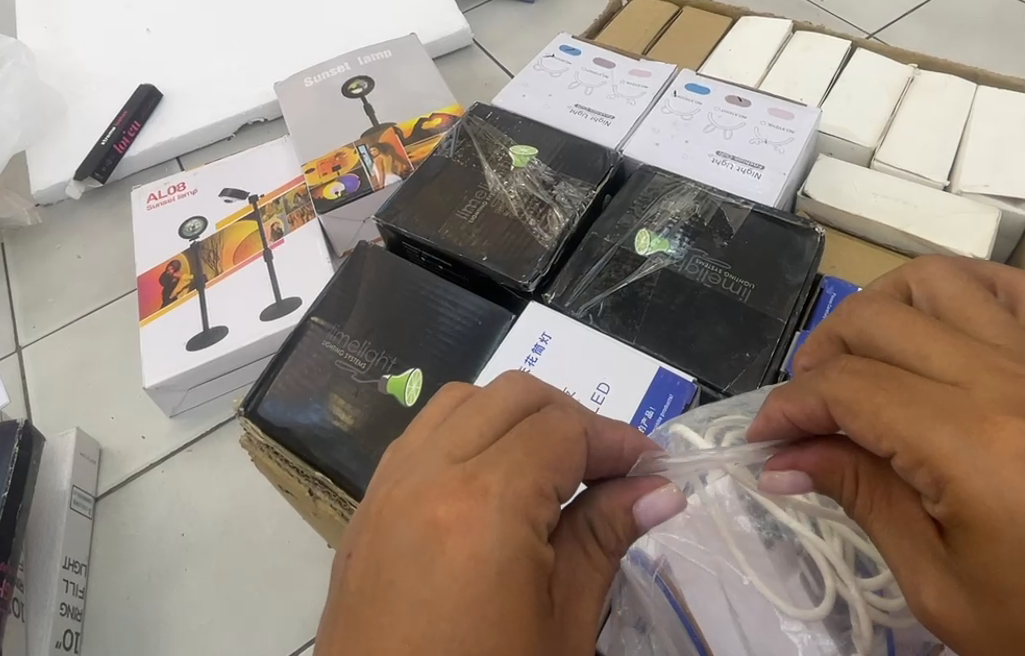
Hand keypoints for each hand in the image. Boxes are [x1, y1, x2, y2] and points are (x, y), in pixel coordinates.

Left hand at [316, 372, 687, 655]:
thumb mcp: (563, 629)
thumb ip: (604, 538)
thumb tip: (658, 489)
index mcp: (484, 503)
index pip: (563, 430)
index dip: (615, 440)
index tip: (651, 466)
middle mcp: (429, 473)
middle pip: (513, 395)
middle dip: (569, 417)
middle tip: (607, 468)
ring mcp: (388, 487)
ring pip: (461, 401)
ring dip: (513, 416)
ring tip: (550, 468)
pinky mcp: (366, 510)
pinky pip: (421, 436)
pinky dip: (465, 433)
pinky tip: (491, 481)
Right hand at [751, 256, 1024, 655]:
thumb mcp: (942, 590)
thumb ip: (859, 499)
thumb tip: (781, 461)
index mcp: (973, 445)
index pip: (846, 389)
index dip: (788, 408)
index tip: (764, 441)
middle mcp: (1004, 381)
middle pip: (873, 321)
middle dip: (816, 358)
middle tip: (806, 413)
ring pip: (930, 280)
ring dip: (876, 309)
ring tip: (861, 362)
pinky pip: (1008, 286)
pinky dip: (958, 288)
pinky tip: (935, 328)